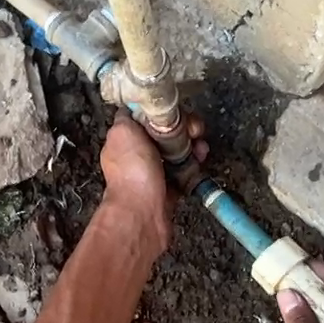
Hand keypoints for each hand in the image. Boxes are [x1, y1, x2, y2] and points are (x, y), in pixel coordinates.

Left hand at [98, 112, 206, 253]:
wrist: (142, 212)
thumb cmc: (132, 172)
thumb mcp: (123, 131)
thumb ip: (128, 117)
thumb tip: (134, 110)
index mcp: (124, 140)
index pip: (146, 118)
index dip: (164, 112)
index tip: (176, 113)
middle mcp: (137, 156)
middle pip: (165, 134)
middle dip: (184, 129)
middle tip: (195, 130)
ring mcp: (154, 173)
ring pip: (178, 151)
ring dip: (193, 145)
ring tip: (201, 148)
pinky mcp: (169, 189)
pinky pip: (185, 171)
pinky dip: (194, 165)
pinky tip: (200, 161)